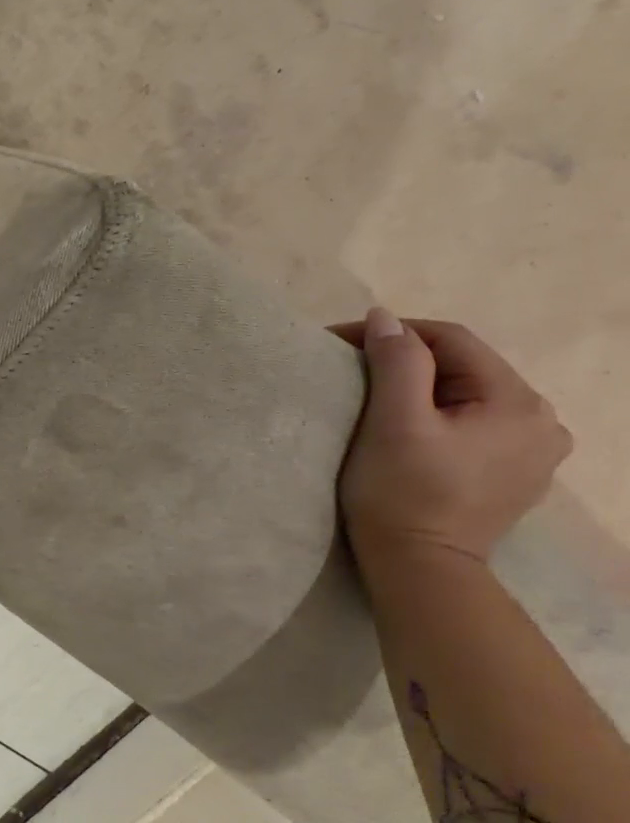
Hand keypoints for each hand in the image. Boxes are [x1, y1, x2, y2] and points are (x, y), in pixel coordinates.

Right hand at [331, 308, 573, 562]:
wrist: (420, 564)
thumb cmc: (403, 489)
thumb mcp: (394, 420)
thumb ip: (397, 363)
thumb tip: (384, 317)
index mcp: (518, 403)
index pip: (452, 339)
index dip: (392, 332)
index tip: (338, 343)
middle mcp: (542, 421)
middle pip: (464, 365)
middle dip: (405, 358)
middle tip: (349, 368)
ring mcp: (535, 450)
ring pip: (469, 392)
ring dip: (420, 384)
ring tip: (372, 394)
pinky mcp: (515, 470)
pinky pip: (476, 420)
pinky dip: (438, 411)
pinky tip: (407, 426)